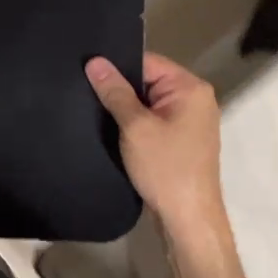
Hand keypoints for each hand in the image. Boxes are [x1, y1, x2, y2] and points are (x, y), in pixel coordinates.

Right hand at [85, 53, 224, 231]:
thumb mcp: (135, 127)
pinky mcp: (180, 139)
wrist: (187, 216)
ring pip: (147, 102)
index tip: (85, 70)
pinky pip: (152, 120)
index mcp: (190, 88)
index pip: (147, 62)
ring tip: (91, 109)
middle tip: (82, 90)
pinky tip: (110, 129)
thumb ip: (115, 92)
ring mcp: (189, 120)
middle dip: (119, 88)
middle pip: (148, 81)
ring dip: (124, 108)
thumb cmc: (164, 167)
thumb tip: (95, 62)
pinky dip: (133, 123)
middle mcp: (194, 98)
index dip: (116, 65)